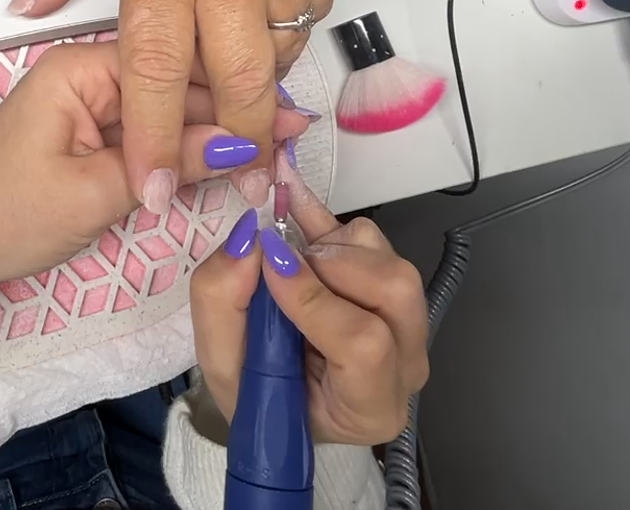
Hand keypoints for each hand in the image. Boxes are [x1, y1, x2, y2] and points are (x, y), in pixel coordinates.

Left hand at [0, 42, 312, 281]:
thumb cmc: (12, 213)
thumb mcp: (96, 191)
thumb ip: (171, 164)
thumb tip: (241, 146)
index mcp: (83, 68)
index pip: (172, 71)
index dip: (230, 98)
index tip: (284, 120)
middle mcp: (92, 70)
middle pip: (175, 85)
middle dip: (230, 115)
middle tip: (293, 136)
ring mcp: (94, 96)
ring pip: (168, 107)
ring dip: (214, 131)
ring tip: (276, 146)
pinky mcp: (95, 124)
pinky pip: (152, 126)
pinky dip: (186, 143)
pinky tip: (229, 152)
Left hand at [24, 0, 338, 208]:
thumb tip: (33, 5)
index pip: (155, 78)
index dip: (153, 147)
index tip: (153, 195)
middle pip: (237, 93)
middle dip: (232, 151)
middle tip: (224, 178)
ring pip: (278, 61)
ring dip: (254, 89)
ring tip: (234, 93)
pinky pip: (308, 19)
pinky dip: (284, 38)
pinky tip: (259, 26)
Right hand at [190, 165, 429, 443]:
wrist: (279, 387)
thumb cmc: (255, 389)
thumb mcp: (220, 361)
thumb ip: (222, 300)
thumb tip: (248, 238)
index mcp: (368, 407)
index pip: (364, 345)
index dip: (313, 297)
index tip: (268, 262)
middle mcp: (404, 365)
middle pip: (394, 291)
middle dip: (328, 262)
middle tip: (281, 258)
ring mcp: (409, 325)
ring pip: (390, 262)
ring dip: (332, 244)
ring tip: (290, 252)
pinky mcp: (393, 285)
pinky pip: (374, 241)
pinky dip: (329, 225)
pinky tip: (296, 223)